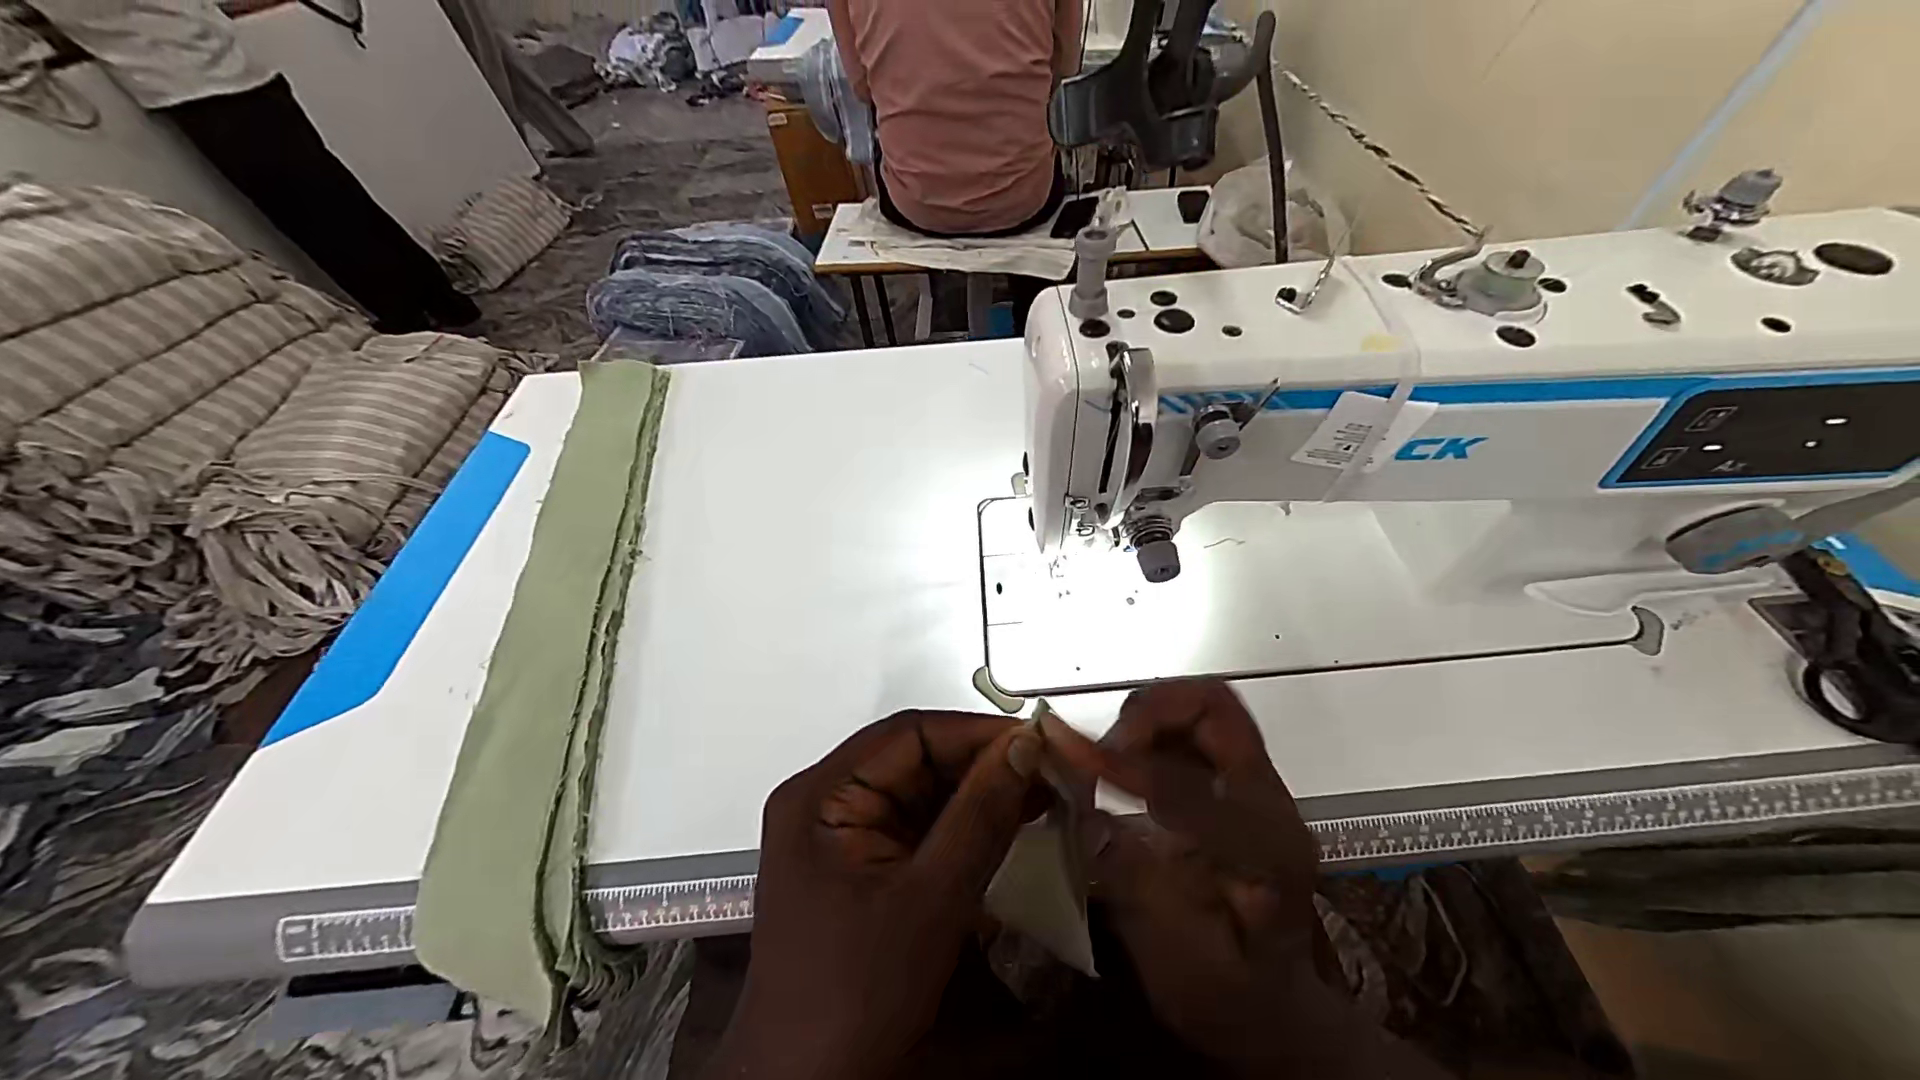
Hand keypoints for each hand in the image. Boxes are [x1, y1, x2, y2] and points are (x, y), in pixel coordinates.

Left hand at [704, 711, 1043, 1079]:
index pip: (908, 734)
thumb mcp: (927, 901)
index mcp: (822, 797)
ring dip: (981, 792)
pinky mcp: (868, 864)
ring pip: (926, 791)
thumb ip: (979, 819)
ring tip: (1038, 792)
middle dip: (983, 763)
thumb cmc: (848, 1001)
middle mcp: (828, 805)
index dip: (975, 732)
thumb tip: (1020, 752)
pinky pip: (924, 825)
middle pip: (917, 759)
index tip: (1031, 739)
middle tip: (1043, 768)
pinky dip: (968, 824)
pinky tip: (1009, 823)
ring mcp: (848, 835)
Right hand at [1049, 681, 1444, 1077]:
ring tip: (1100, 756)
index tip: (1064, 751)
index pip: (1191, 782)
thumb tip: (1090, 820)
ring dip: (1143, 718)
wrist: (1273, 1005)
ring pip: (1200, 708)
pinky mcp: (1232, 779)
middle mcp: (1268, 801)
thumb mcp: (1182, 965)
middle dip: (1146, 712)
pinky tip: (1117, 761)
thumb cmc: (1232, 995)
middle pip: (1216, 709)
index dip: (1121, 764)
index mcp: (1267, 850)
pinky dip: (1146, 728)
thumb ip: (1138, 890)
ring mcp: (1253, 784)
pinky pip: (1188, 725)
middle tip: (1095, 748)